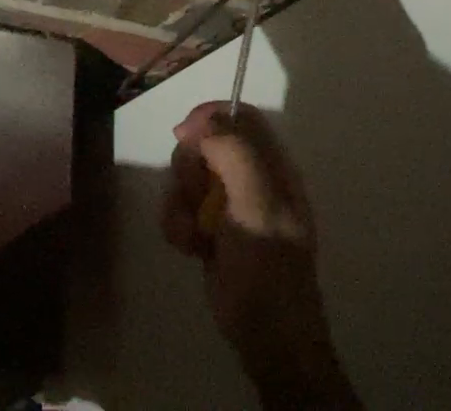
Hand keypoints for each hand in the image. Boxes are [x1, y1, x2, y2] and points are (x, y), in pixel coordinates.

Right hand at [164, 102, 359, 408]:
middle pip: (203, 144)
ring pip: (185, 177)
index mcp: (273, 166)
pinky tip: (190, 248)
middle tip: (200, 197)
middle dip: (190, 170)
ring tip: (196, 233)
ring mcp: (227, 204)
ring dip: (180, 204)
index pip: (240, 116)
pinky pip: (177, 208)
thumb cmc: (268, 266)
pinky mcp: (208, 228)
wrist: (265, 334)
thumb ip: (236, 154)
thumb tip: (205, 120)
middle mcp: (250, 178)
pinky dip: (176, 225)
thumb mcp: (257, 205)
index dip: (209, 117)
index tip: (184, 135)